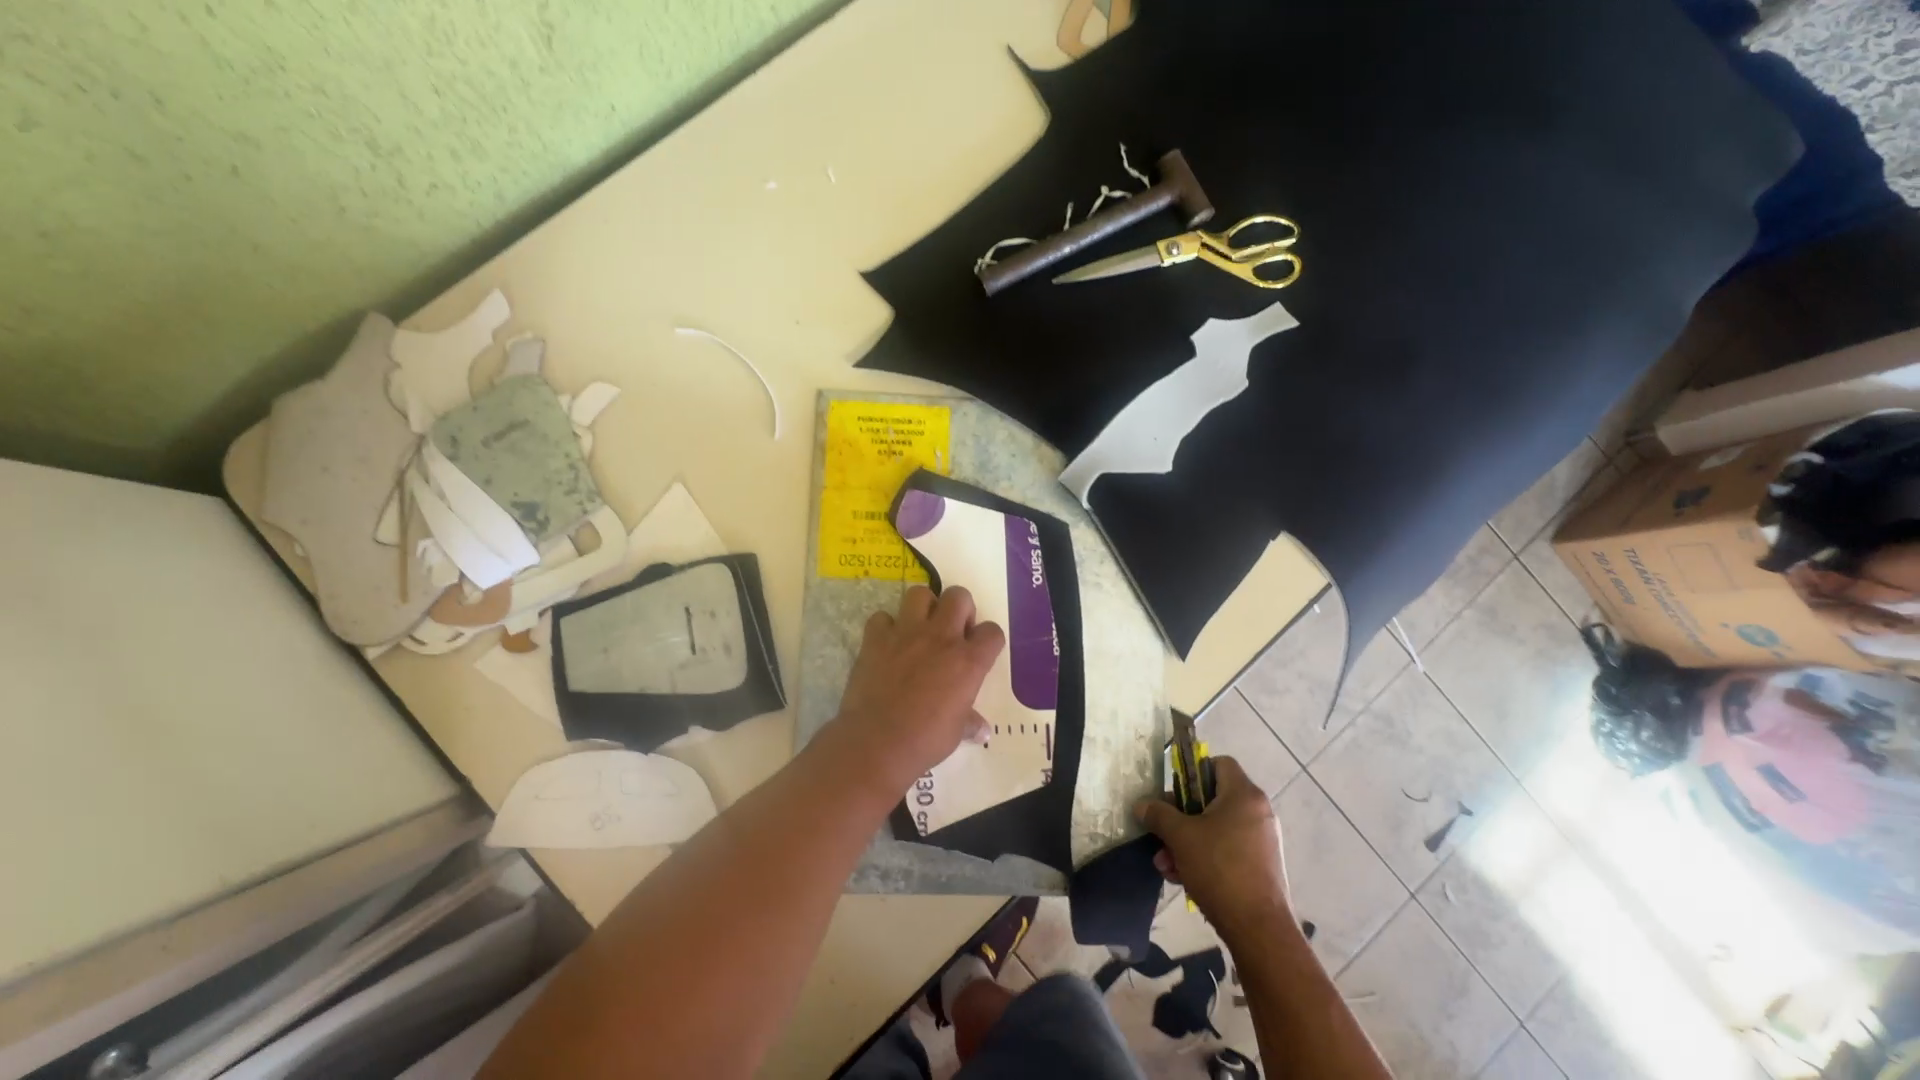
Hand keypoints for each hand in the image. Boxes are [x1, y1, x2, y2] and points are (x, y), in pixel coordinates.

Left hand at [824, 586, 1005, 792]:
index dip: (988, 640)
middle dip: (960, 609)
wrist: (877, 742)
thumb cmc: (924, 740)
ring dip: (924, 607)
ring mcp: (906, 634)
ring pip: (920, 593)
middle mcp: (941, 638)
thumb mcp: (955, 733)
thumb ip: (969, 722)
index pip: (992, 632)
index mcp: (968, 662)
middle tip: (953, 632)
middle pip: (959, 596)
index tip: (979, 651)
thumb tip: (982, 730)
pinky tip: (887, 645)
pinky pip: (882, 617)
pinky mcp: (875, 638)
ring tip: (920, 629)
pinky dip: (885, 627)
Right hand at [1135, 757, 1291, 941]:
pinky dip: (1204, 858)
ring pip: (1215, 829)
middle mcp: (1257, 812)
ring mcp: (1261, 840)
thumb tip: (1142, 805)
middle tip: (1161, 836)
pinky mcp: (1260, 865)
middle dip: (1181, 818)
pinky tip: (1182, 879)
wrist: (1258, 927)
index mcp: (1244, 795)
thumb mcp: (1180, 837)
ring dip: (1186, 843)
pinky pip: (1226, 849)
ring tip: (1166, 866)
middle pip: (1212, 800)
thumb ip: (1159, 815)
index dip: (1192, 771)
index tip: (1172, 793)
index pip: (1218, 763)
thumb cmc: (1219, 869)